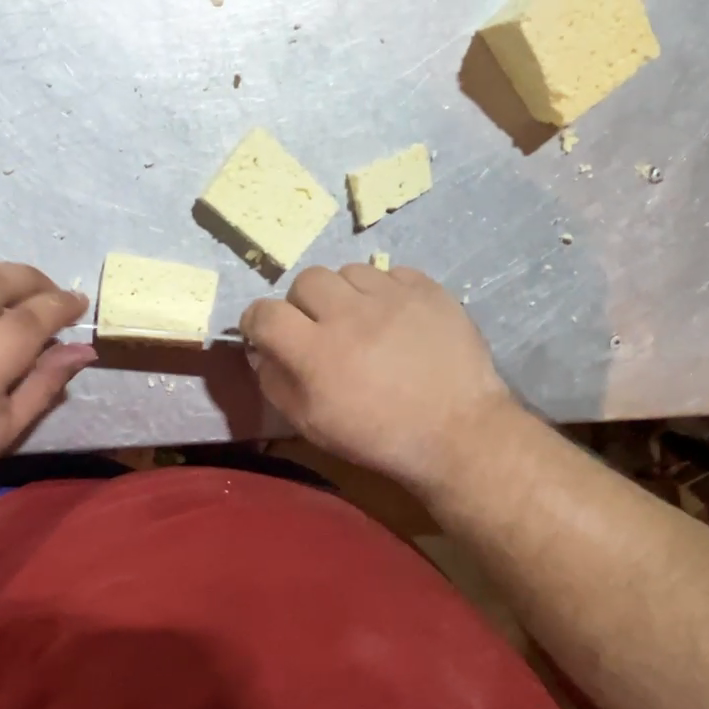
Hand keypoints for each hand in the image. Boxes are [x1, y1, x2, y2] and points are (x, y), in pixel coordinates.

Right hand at [240, 264, 520, 487]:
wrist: (453, 431)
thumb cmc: (375, 436)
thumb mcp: (311, 424)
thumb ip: (276, 383)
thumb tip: (261, 353)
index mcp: (314, 352)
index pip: (265, 313)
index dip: (255, 321)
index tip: (262, 333)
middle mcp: (348, 314)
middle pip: (305, 280)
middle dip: (301, 303)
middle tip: (315, 327)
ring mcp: (391, 296)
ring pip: (347, 272)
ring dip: (342, 294)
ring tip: (357, 320)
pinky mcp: (426, 289)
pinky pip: (389, 272)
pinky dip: (381, 291)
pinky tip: (389, 318)